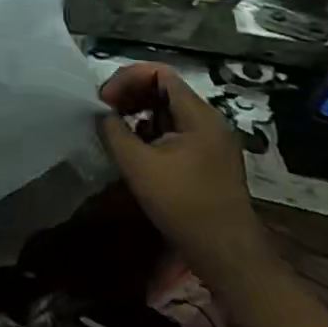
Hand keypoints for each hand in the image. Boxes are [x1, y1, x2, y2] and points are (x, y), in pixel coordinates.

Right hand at [98, 63, 261, 277]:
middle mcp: (209, 120)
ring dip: (140, 113)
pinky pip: (176, 131)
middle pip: (165, 89)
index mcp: (198, 114)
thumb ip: (115, 133)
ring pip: (169, 111)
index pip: (159, 73)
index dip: (127, 79)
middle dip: (131, 94)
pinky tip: (135, 150)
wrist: (227, 253)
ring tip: (115, 130)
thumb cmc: (184, 205)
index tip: (104, 100)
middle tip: (105, 112)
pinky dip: (152, 132)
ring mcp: (211, 140)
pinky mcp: (208, 159)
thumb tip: (100, 114)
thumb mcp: (140, 167)